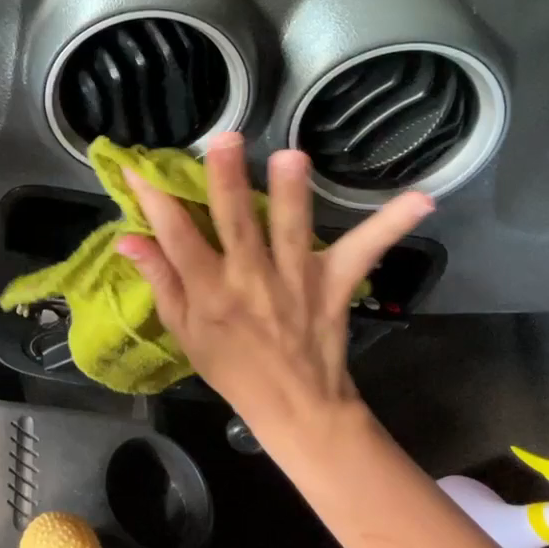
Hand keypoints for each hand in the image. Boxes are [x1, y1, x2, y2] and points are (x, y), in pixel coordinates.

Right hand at [115, 133, 433, 431]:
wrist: (297, 407)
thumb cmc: (231, 366)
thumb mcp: (184, 330)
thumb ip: (160, 279)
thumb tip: (128, 237)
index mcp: (210, 292)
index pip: (176, 238)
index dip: (154, 200)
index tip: (137, 166)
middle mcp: (250, 280)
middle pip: (235, 224)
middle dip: (227, 182)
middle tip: (225, 140)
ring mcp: (296, 281)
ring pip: (291, 230)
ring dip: (292, 194)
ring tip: (291, 156)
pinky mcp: (335, 284)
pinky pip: (363, 251)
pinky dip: (391, 226)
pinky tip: (421, 200)